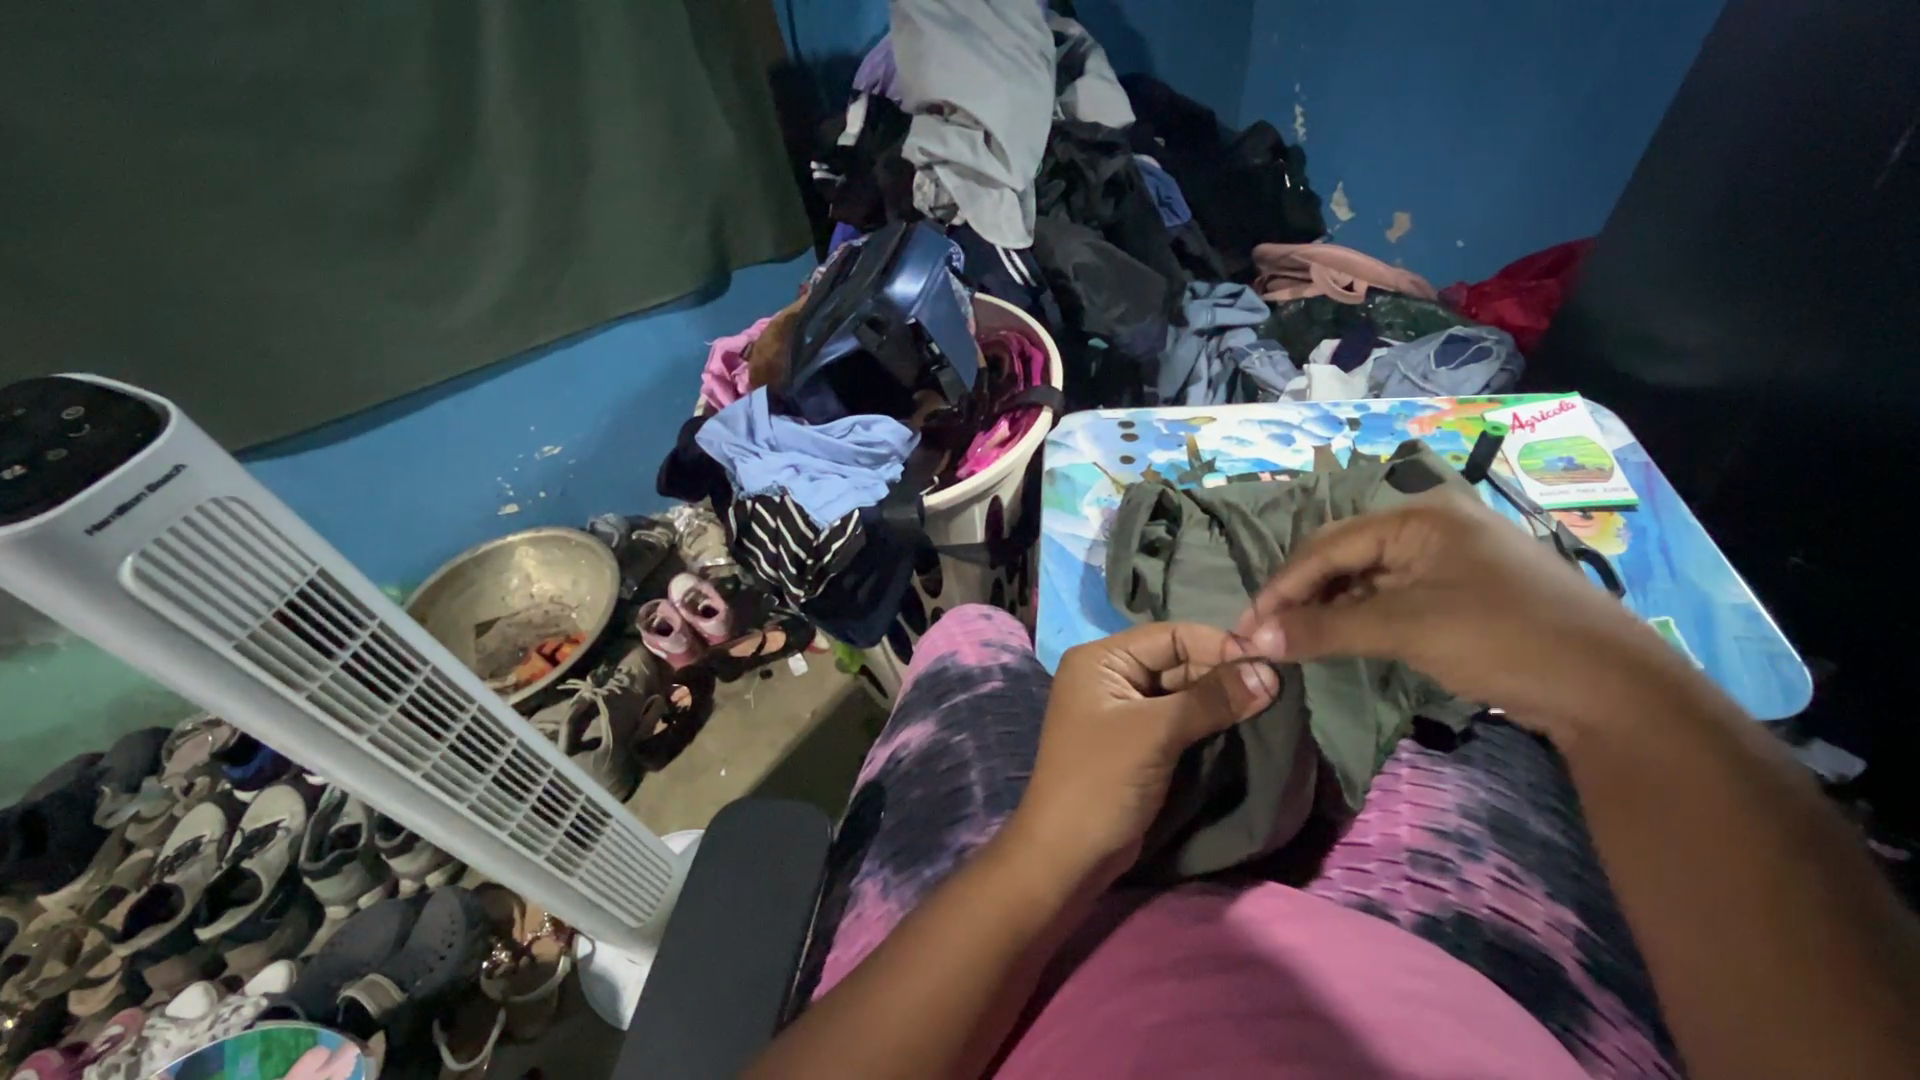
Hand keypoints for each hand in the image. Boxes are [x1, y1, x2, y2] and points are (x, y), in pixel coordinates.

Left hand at [1006, 623, 1278, 886]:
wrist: (1068, 855)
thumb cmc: (1102, 781)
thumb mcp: (1156, 733)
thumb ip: (1212, 699)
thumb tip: (1271, 673)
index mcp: (1100, 659)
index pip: (1170, 635)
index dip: (1219, 645)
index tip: (1269, 662)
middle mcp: (1109, 675)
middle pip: (1177, 660)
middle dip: (1223, 672)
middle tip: (1276, 686)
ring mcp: (1122, 709)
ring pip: (1182, 690)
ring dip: (1221, 697)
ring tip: (1268, 702)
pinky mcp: (1137, 741)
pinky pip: (1179, 718)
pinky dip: (1208, 719)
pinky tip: (1242, 723)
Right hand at [1235, 490, 1668, 731]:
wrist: (1610, 688)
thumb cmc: (1504, 639)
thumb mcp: (1406, 629)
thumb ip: (1325, 629)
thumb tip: (1253, 639)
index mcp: (1419, 516)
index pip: (1328, 545)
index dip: (1283, 586)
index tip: (1247, 625)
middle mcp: (1430, 526)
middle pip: (1344, 555)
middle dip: (1301, 595)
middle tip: (1264, 634)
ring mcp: (1448, 558)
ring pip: (1365, 577)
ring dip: (1328, 608)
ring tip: (1292, 639)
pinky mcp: (1460, 590)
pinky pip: (1391, 595)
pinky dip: (1359, 616)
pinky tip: (1337, 637)